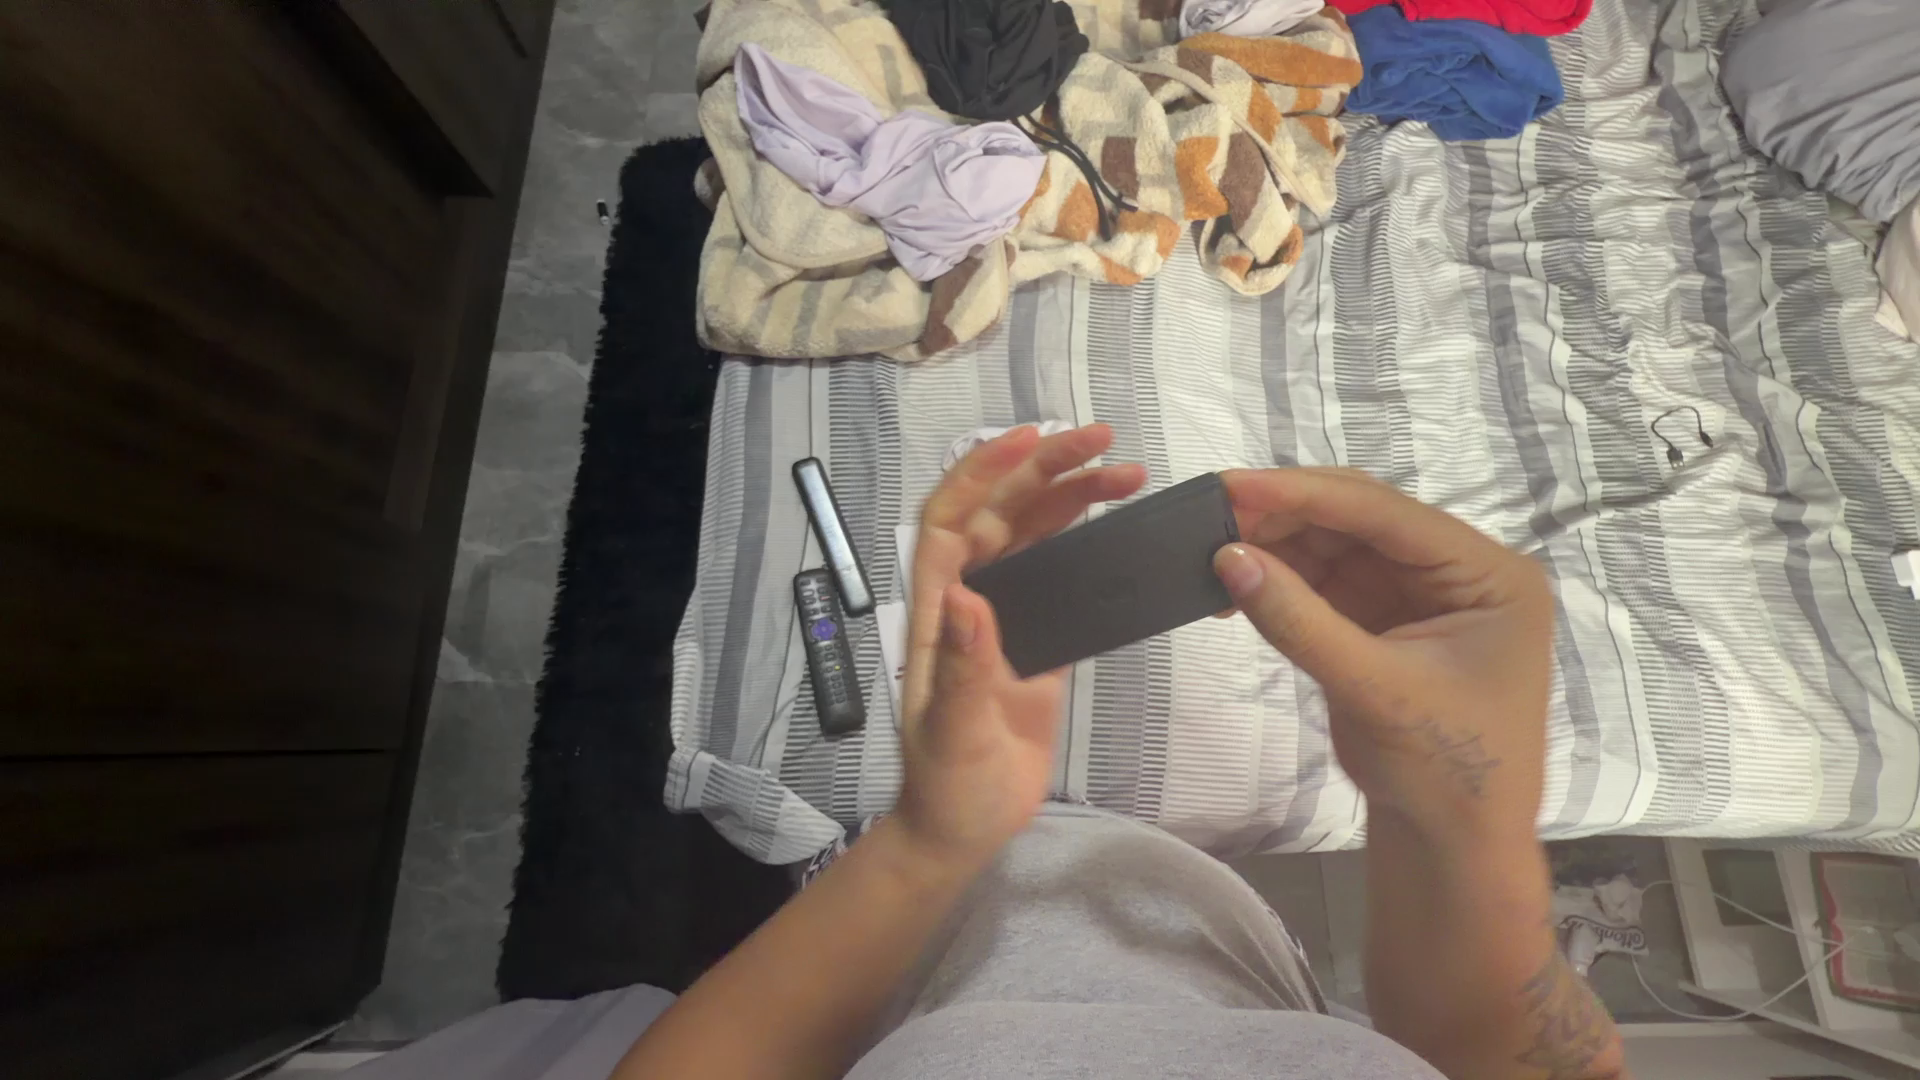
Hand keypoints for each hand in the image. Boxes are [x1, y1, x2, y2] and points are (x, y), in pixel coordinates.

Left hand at [894, 425, 1145, 866]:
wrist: (966, 826)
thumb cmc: (947, 783)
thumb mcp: (952, 730)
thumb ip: (964, 667)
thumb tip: (969, 596)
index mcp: (938, 609)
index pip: (949, 520)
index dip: (981, 474)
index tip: (1028, 440)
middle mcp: (970, 600)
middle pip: (1002, 515)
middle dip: (1046, 471)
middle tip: (1103, 440)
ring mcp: (1007, 618)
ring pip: (1037, 539)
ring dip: (1074, 500)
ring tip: (1126, 474)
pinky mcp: (1038, 641)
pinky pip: (1062, 579)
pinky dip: (1088, 548)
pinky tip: (1117, 530)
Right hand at [1210, 468, 1553, 846]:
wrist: (1450, 838)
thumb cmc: (1443, 767)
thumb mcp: (1373, 689)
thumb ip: (1298, 620)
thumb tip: (1226, 557)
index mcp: (1484, 573)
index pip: (1385, 513)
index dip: (1304, 495)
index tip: (1232, 485)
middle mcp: (1449, 569)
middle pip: (1354, 517)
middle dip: (1282, 514)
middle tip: (1211, 515)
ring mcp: (1409, 591)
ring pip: (1328, 544)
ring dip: (1271, 544)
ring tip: (1211, 551)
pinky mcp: (1373, 615)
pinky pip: (1315, 580)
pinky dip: (1273, 578)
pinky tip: (1233, 585)